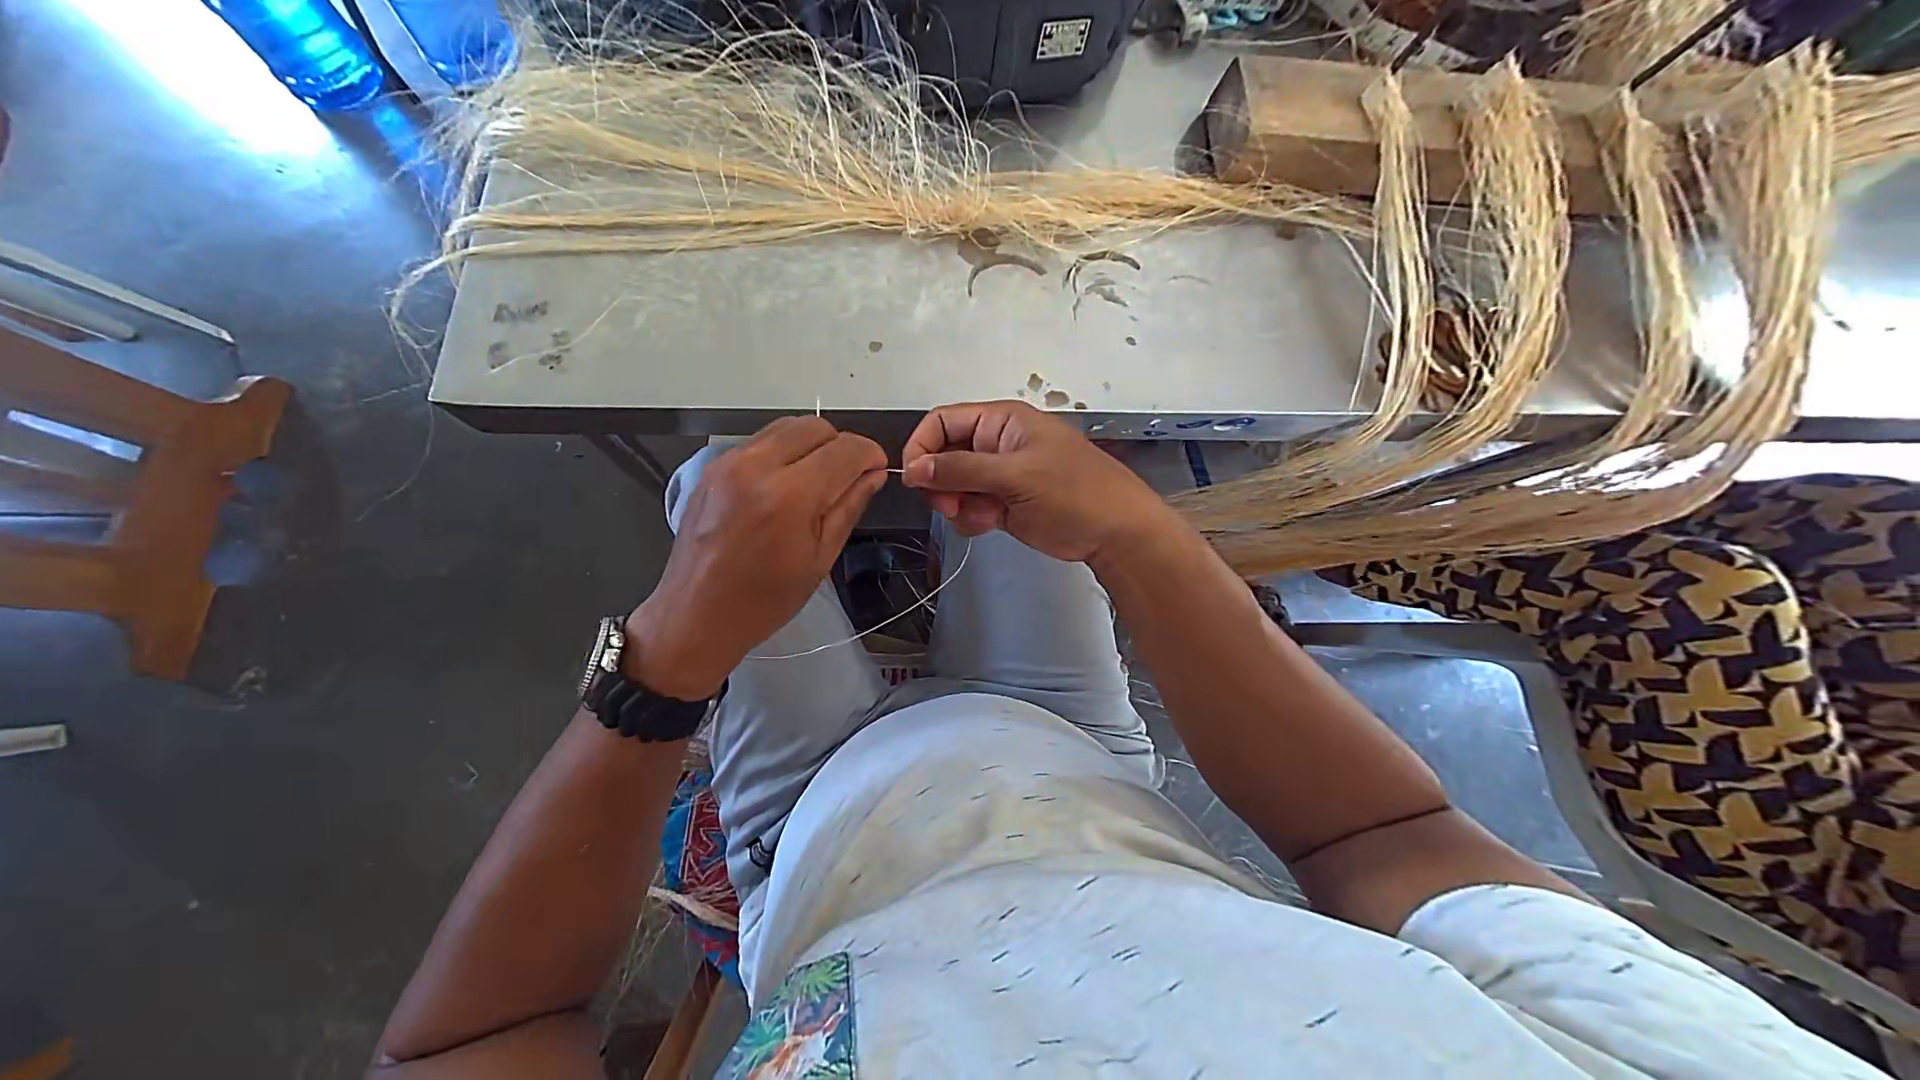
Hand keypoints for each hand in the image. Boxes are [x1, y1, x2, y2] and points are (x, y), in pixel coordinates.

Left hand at [626, 417, 885, 698]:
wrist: (696, 614)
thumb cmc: (763, 600)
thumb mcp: (820, 558)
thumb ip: (849, 507)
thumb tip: (873, 475)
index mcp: (788, 496)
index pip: (844, 450)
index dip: (870, 454)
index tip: (877, 468)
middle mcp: (755, 468)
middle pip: (815, 426)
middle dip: (841, 446)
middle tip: (849, 476)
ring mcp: (728, 463)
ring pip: (786, 426)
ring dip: (812, 444)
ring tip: (818, 480)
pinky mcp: (713, 468)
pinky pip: (759, 441)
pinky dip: (783, 451)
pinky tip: (787, 483)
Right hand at [901, 400, 1173, 562]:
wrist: (1116, 534)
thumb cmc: (1077, 493)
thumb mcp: (1016, 475)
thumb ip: (960, 469)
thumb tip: (914, 468)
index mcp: (1001, 421)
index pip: (942, 421)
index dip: (922, 447)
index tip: (914, 478)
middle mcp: (996, 443)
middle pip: (943, 455)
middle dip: (941, 482)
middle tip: (950, 504)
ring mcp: (999, 475)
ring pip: (953, 485)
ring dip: (958, 504)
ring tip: (985, 515)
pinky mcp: (1003, 502)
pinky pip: (969, 506)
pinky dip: (971, 518)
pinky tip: (993, 523)